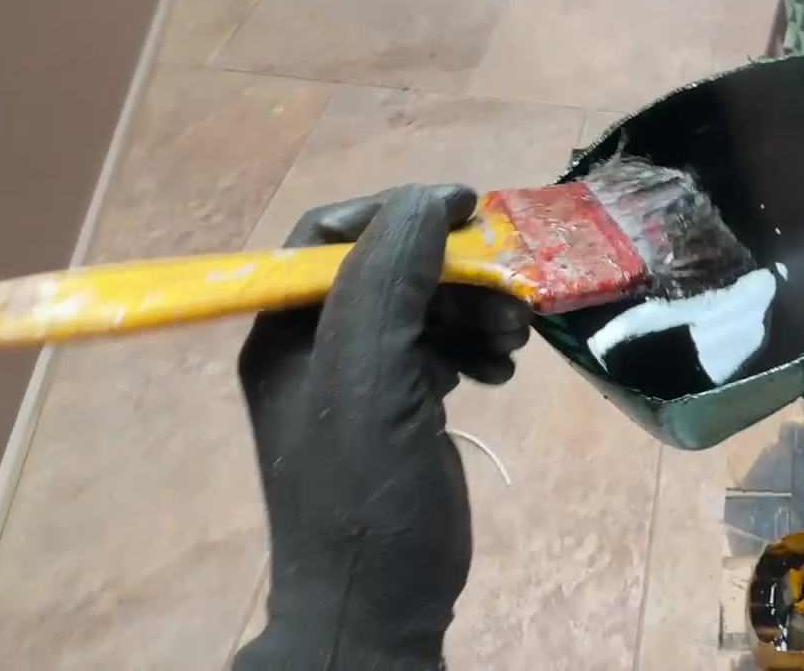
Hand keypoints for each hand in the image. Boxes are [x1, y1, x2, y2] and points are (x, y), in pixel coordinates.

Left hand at [234, 185, 529, 670]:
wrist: (381, 604)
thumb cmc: (366, 493)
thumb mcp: (371, 380)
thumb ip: (389, 283)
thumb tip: (431, 198)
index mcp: (288, 329)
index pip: (331, 234)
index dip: (398, 211)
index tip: (467, 209)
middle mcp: (320, 342)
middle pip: (395, 267)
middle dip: (458, 273)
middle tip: (510, 296)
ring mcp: (363, 373)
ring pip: (429, 304)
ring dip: (478, 310)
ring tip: (515, 341)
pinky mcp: (403, 398)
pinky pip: (445, 343)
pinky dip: (478, 345)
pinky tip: (501, 372)